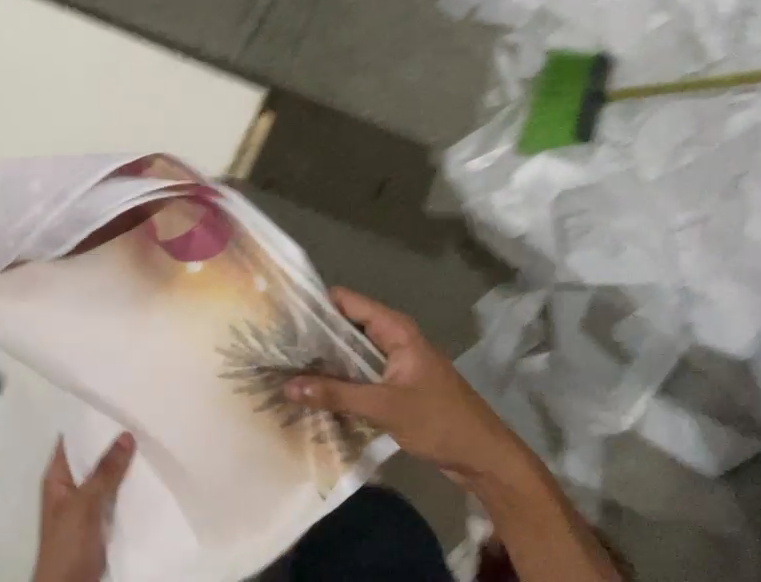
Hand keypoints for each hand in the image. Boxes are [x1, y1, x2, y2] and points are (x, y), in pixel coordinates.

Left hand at [32, 433, 135, 581]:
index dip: (89, 421)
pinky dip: (129, 490)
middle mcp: (70, 487)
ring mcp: (85, 507)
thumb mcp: (85, 504)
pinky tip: (149, 479)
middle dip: (112, 443)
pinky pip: (116, 500)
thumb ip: (105, 472)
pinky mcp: (100, 525)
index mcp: (57, 477)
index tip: (113, 402)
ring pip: (106, 479)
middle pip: (92, 458)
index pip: (72, 439)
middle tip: (140, 419)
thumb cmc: (67, 543)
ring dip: (123, 467)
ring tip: (149, 442)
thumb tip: (126, 434)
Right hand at [286, 287, 529, 486]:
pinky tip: (313, 392)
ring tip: (284, 367)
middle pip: (344, 326)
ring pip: (350, 352)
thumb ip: (337, 394)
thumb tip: (288, 386)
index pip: (344, 300)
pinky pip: (359, 374)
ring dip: (324, 361)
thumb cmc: (441, 422)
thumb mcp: (385, 407)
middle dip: (312, 336)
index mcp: (395, 329)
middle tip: (274, 345)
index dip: (313, 304)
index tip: (279, 315)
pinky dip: (339, 380)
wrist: (486, 460)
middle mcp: (392, 338)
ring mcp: (394, 363)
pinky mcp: (395, 386)